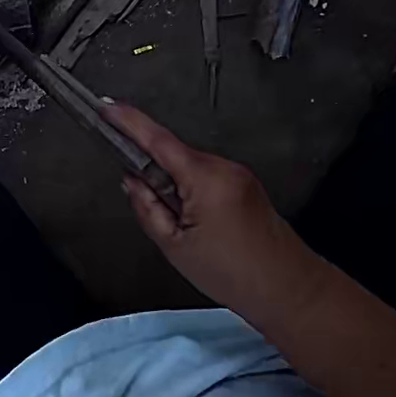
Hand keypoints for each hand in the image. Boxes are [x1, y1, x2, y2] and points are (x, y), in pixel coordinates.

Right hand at [111, 103, 326, 322]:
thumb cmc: (230, 272)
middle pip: (174, 154)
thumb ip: (146, 207)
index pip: (158, 140)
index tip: (106, 107)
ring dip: (172, 184)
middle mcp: (223, 167)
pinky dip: (189, 189)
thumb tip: (131, 180)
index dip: (129, 121)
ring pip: (189, 167)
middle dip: (152, 169)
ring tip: (177, 225)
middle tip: (145, 204)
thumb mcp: (174, 245)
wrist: (289, 289)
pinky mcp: (244, 184)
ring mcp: (237, 173)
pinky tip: (194, 221)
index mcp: (205, 178)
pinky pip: (205, 176)